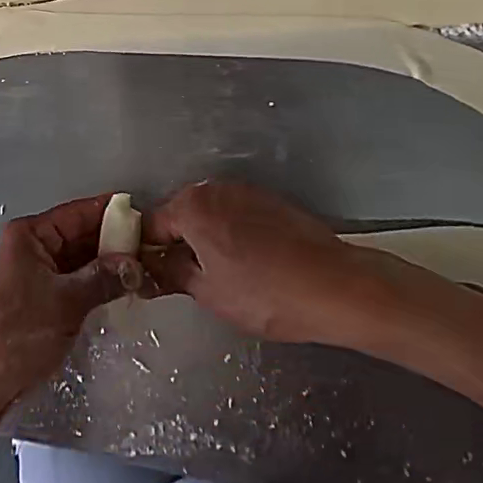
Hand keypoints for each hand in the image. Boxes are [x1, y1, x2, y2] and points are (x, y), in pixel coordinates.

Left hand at [0, 193, 143, 406]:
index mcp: (29, 235)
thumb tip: (137, 264)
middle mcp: (32, 246)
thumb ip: (103, 277)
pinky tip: (123, 283)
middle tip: (151, 244)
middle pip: (79, 234)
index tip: (143, 212)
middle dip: (113, 239)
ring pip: (80, 257)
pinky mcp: (43, 294)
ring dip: (107, 261)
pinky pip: (75, 277)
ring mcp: (37, 271)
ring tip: (144, 263)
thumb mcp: (66, 301)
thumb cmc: (20, 333)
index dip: (109, 211)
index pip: (76, 213)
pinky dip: (97, 279)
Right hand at [141, 180, 407, 346]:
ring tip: (221, 275)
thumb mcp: (209, 292)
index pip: (151, 225)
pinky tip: (247, 263)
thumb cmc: (266, 294)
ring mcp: (244, 190)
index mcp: (192, 206)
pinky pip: (234, 213)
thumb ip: (171, 272)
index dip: (147, 252)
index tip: (150, 276)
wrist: (335, 286)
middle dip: (177, 243)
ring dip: (205, 238)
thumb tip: (149, 267)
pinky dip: (230, 233)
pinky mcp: (268, 199)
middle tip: (185, 281)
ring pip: (208, 214)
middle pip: (179, 214)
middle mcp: (214, 188)